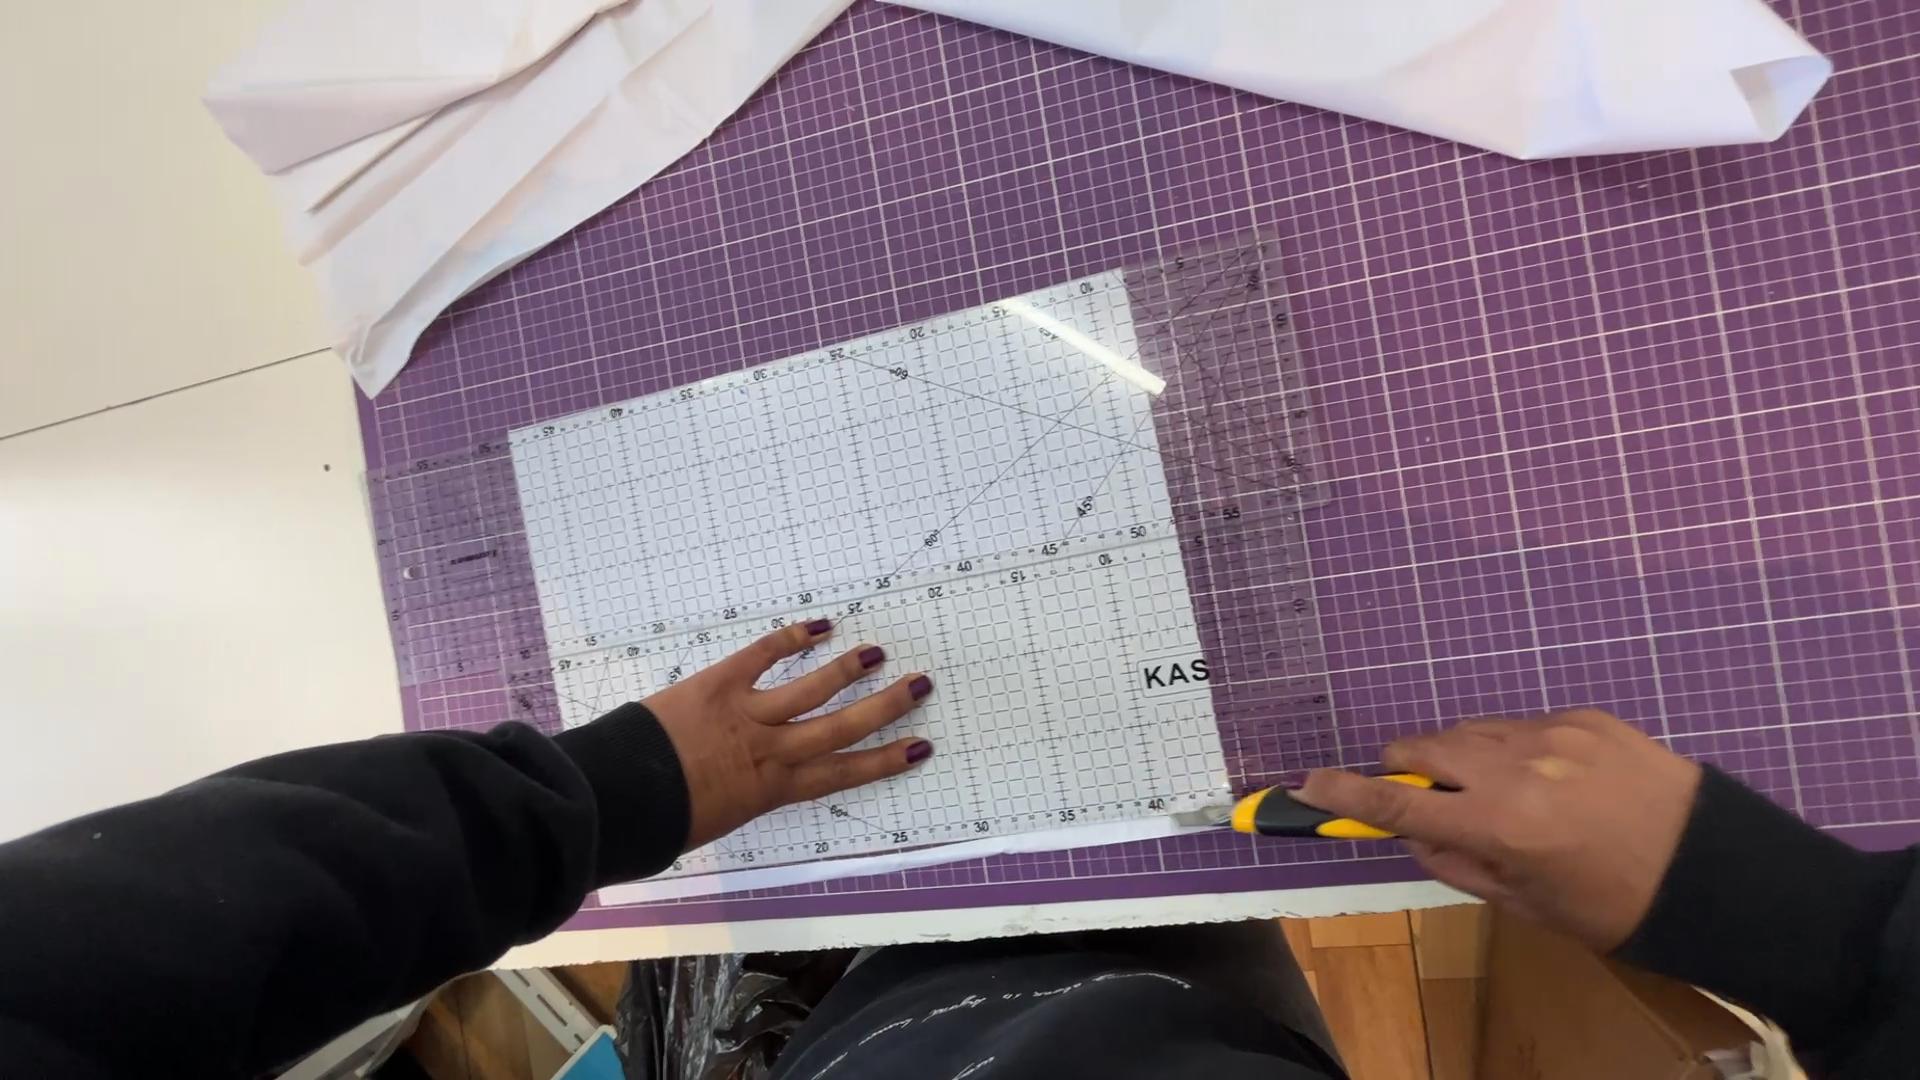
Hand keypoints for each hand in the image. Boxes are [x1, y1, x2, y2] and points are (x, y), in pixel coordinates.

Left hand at [643, 619, 933, 849]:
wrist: (610, 799)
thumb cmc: (657, 822)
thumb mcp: (714, 820)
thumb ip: (743, 795)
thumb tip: (753, 782)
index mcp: (771, 788)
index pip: (842, 772)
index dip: (885, 761)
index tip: (918, 748)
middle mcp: (771, 749)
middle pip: (841, 725)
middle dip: (884, 707)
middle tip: (918, 686)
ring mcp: (747, 713)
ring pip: (810, 689)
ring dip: (846, 670)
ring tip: (877, 653)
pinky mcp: (720, 683)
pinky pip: (762, 656)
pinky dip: (790, 638)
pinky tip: (819, 625)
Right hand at [1295, 708, 1701, 950]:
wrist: (1744, 880)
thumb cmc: (1625, 908)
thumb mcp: (1531, 905)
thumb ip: (1456, 861)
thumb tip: (1410, 829)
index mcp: (1502, 825)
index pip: (1396, 803)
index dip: (1343, 793)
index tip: (1305, 783)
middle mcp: (1515, 768)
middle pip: (1420, 747)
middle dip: (1412, 769)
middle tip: (1438, 798)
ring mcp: (1550, 733)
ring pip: (1465, 732)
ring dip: (1464, 758)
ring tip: (1514, 791)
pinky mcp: (1583, 715)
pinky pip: (1519, 725)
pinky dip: (1517, 750)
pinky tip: (1562, 778)